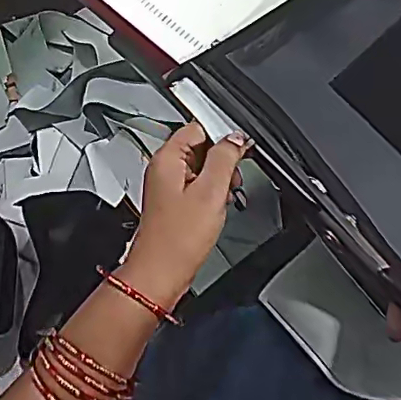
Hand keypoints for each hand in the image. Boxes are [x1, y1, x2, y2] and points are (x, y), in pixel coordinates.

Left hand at [118, 124, 250, 306]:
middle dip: (221, 161)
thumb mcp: (210, 192)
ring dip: (218, 179)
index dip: (221, 136)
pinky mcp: (174, 202)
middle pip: (200, 146)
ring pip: (201, 167)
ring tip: (222, 198)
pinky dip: (211, 194)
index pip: (197, 127)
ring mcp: (168, 185)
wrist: (162, 272)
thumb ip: (224, 159)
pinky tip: (215, 208)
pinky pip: (197, 186)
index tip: (238, 149)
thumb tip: (235, 138)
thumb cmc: (177, 238)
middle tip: (230, 180)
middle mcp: (163, 168)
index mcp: (166, 158)